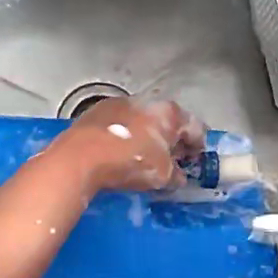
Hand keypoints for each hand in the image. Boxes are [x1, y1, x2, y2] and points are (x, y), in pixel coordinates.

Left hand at [51, 96, 205, 192]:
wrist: (80, 157)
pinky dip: (126, 134)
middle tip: (170, 160)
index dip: (198, 146)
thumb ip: (176, 175)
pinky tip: (119, 150)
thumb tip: (178, 176)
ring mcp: (121, 102)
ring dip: (148, 135)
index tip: (193, 161)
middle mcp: (148, 101)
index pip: (195, 128)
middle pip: (168, 121)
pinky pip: (121, 123)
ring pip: (143, 119)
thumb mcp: (161, 176)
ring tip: (143, 156)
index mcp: (169, 113)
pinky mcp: (98, 110)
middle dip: (172, 139)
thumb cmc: (129, 163)